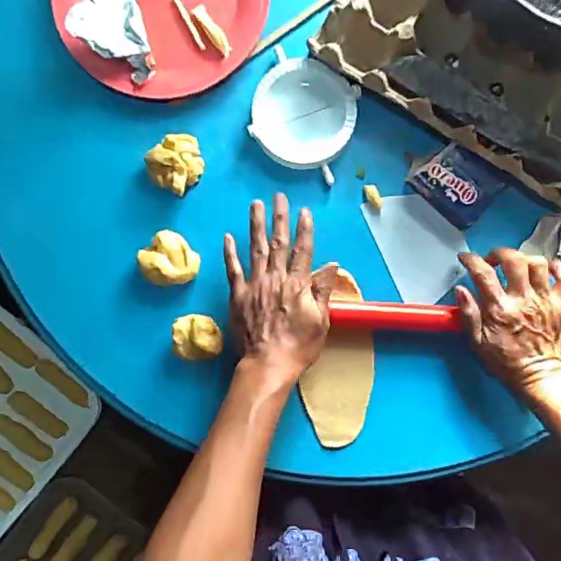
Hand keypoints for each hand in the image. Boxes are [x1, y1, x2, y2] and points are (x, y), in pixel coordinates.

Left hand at [223, 194, 338, 387]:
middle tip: (278, 196)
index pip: (304, 250)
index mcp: (298, 284)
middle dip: (279, 218)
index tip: (304, 211)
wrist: (268, 363)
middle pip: (278, 243)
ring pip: (255, 249)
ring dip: (255, 225)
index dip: (305, 229)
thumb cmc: (299, 346)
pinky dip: (230, 253)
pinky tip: (228, 237)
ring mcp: (254, 286)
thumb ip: (323, 291)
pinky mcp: (237, 296)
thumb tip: (332, 265)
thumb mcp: (321, 321)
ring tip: (255, 205)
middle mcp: (276, 279)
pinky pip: (233, 270)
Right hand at [454, 248, 560, 391]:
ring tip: (517, 265)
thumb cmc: (507, 363)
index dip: (471, 260)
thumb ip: (468, 314)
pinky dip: (559, 267)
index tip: (466, 258)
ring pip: (538, 263)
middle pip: (513, 260)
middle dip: (499, 253)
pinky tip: (548, 269)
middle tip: (492, 260)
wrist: (539, 377)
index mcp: (499, 309)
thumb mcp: (477, 343)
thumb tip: (460, 290)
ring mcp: (545, 300)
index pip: (483, 273)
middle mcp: (523, 300)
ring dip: (525, 258)